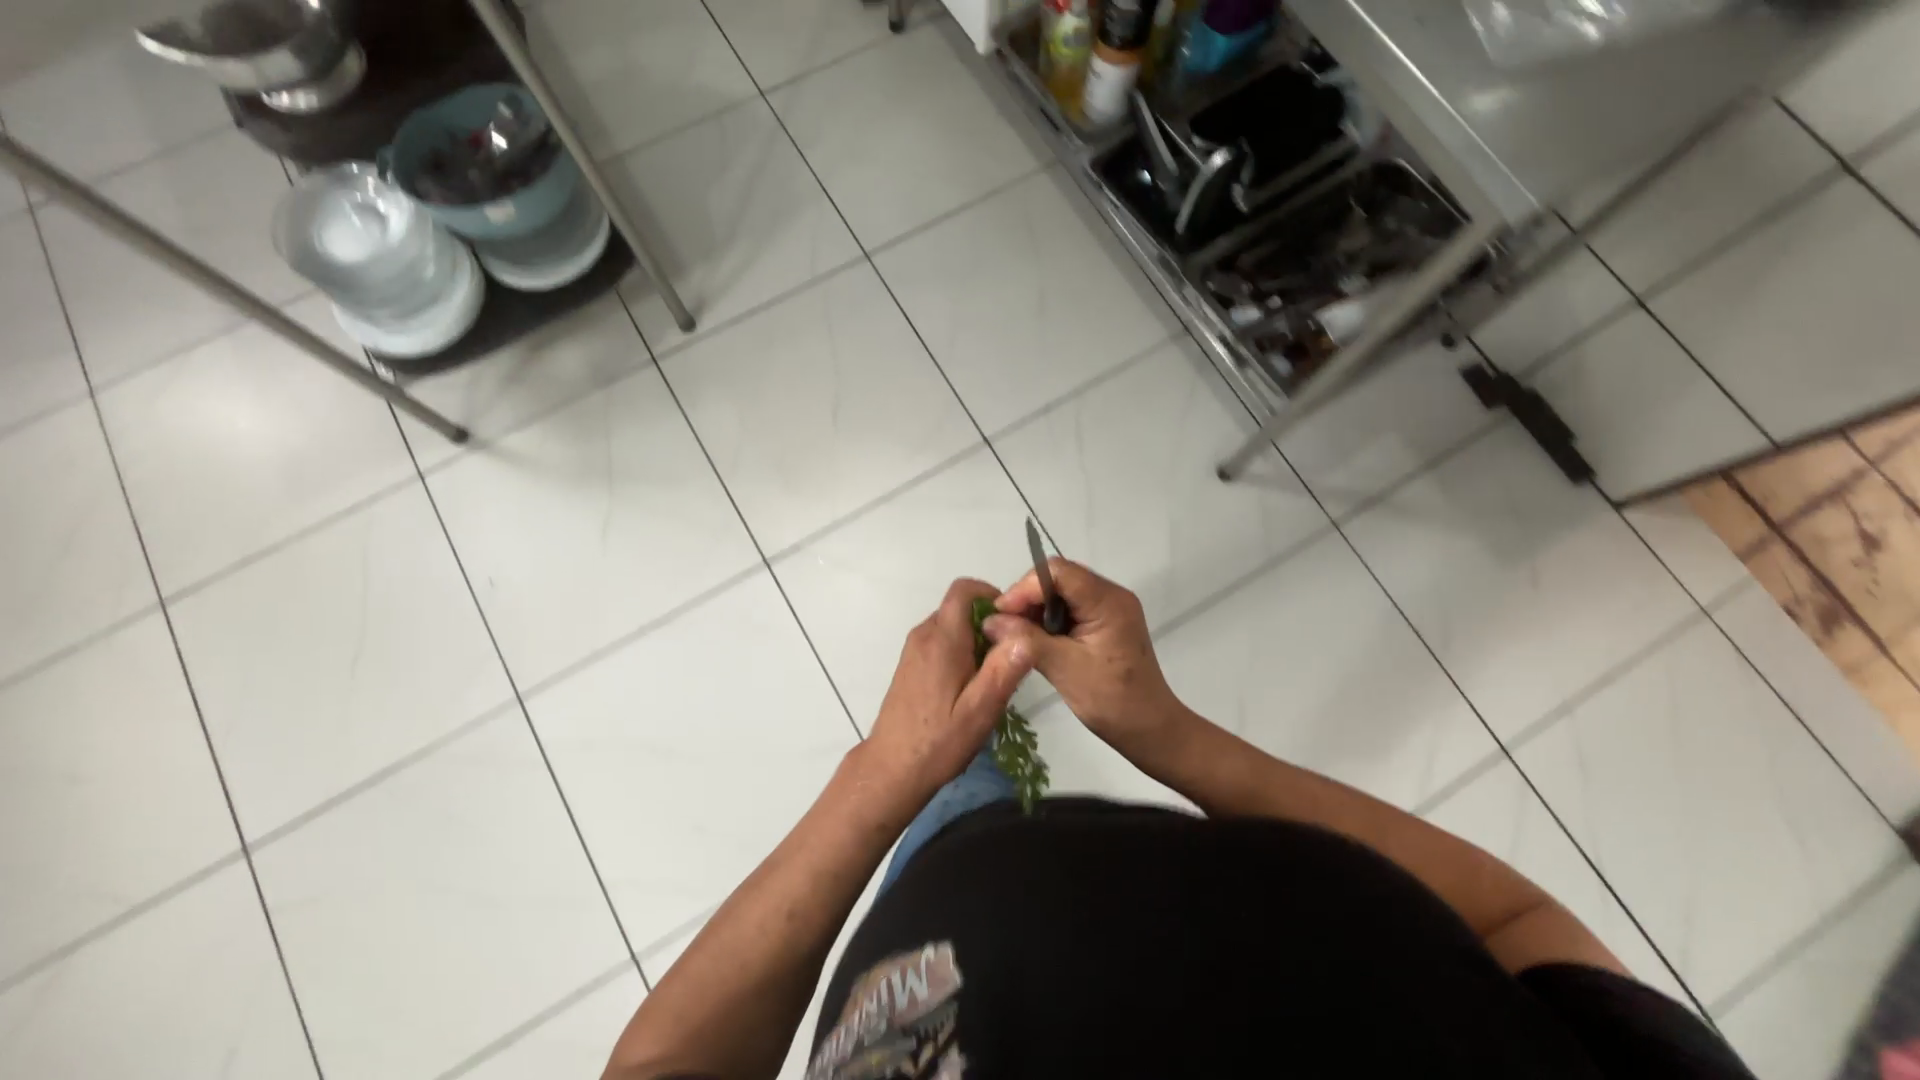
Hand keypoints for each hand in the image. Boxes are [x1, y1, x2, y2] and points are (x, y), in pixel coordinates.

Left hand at [864, 579, 1035, 796]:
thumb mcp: (980, 711)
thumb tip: (1026, 636)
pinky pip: (941, 642)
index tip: (1013, 623)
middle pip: (960, 608)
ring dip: (976, 640)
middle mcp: (924, 636)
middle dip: (989, 623)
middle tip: (1010, 657)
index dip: (991, 594)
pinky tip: (970, 687)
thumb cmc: (939, 741)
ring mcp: (914, 650)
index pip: (964, 590)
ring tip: (993, 676)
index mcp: (942, 640)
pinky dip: (960, 652)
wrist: (893, 768)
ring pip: (952, 626)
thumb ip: (1003, 670)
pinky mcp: (911, 665)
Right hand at [984, 559, 1185, 748]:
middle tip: (1004, 626)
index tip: (1001, 614)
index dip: (1025, 587)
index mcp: (1108, 601)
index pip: (1058, 572)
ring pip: (1062, 593)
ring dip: (1036, 610)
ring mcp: (1109, 609)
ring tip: (1015, 635)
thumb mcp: (1064, 669)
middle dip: (1028, 598)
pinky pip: (1070, 610)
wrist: (1149, 728)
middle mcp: (1111, 596)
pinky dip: (1048, 621)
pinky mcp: (1105, 624)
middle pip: (1059, 578)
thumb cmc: (1111, 700)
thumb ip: (1026, 641)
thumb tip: (989, 622)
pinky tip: (1034, 641)